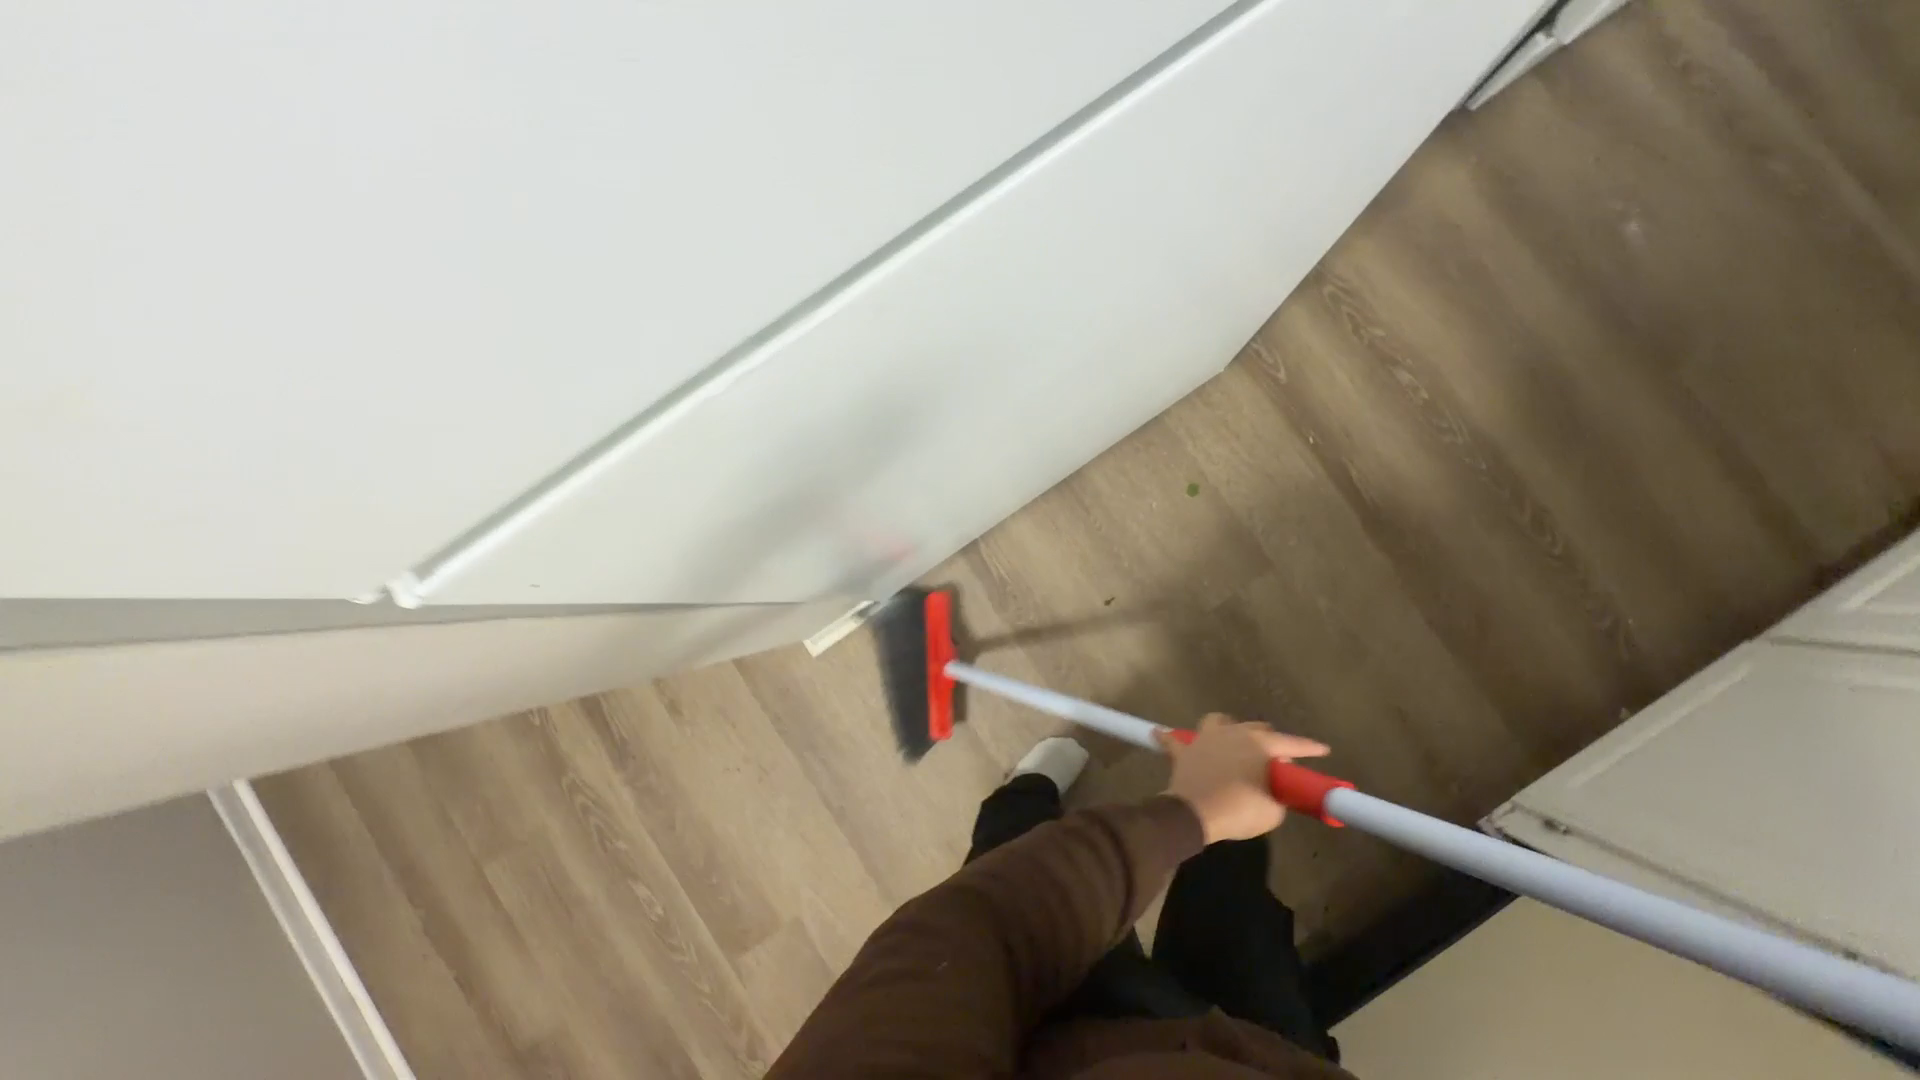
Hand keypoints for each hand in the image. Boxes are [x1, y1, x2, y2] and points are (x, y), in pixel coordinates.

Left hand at [1156, 715, 1330, 843]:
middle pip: (1256, 729)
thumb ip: (1278, 796)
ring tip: (1233, 740)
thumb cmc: (1239, 810)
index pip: (1291, 744)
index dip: (1309, 747)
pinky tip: (1160, 734)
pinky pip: (1173, 740)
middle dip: (1270, 741)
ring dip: (1229, 728)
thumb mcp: (1272, 811)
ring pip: (1219, 721)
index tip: (1323, 749)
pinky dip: (1170, 739)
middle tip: (1276, 760)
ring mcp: (1206, 738)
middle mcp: (1233, 733)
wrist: (1194, 814)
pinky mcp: (1184, 751)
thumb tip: (1272, 793)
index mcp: (1259, 744)